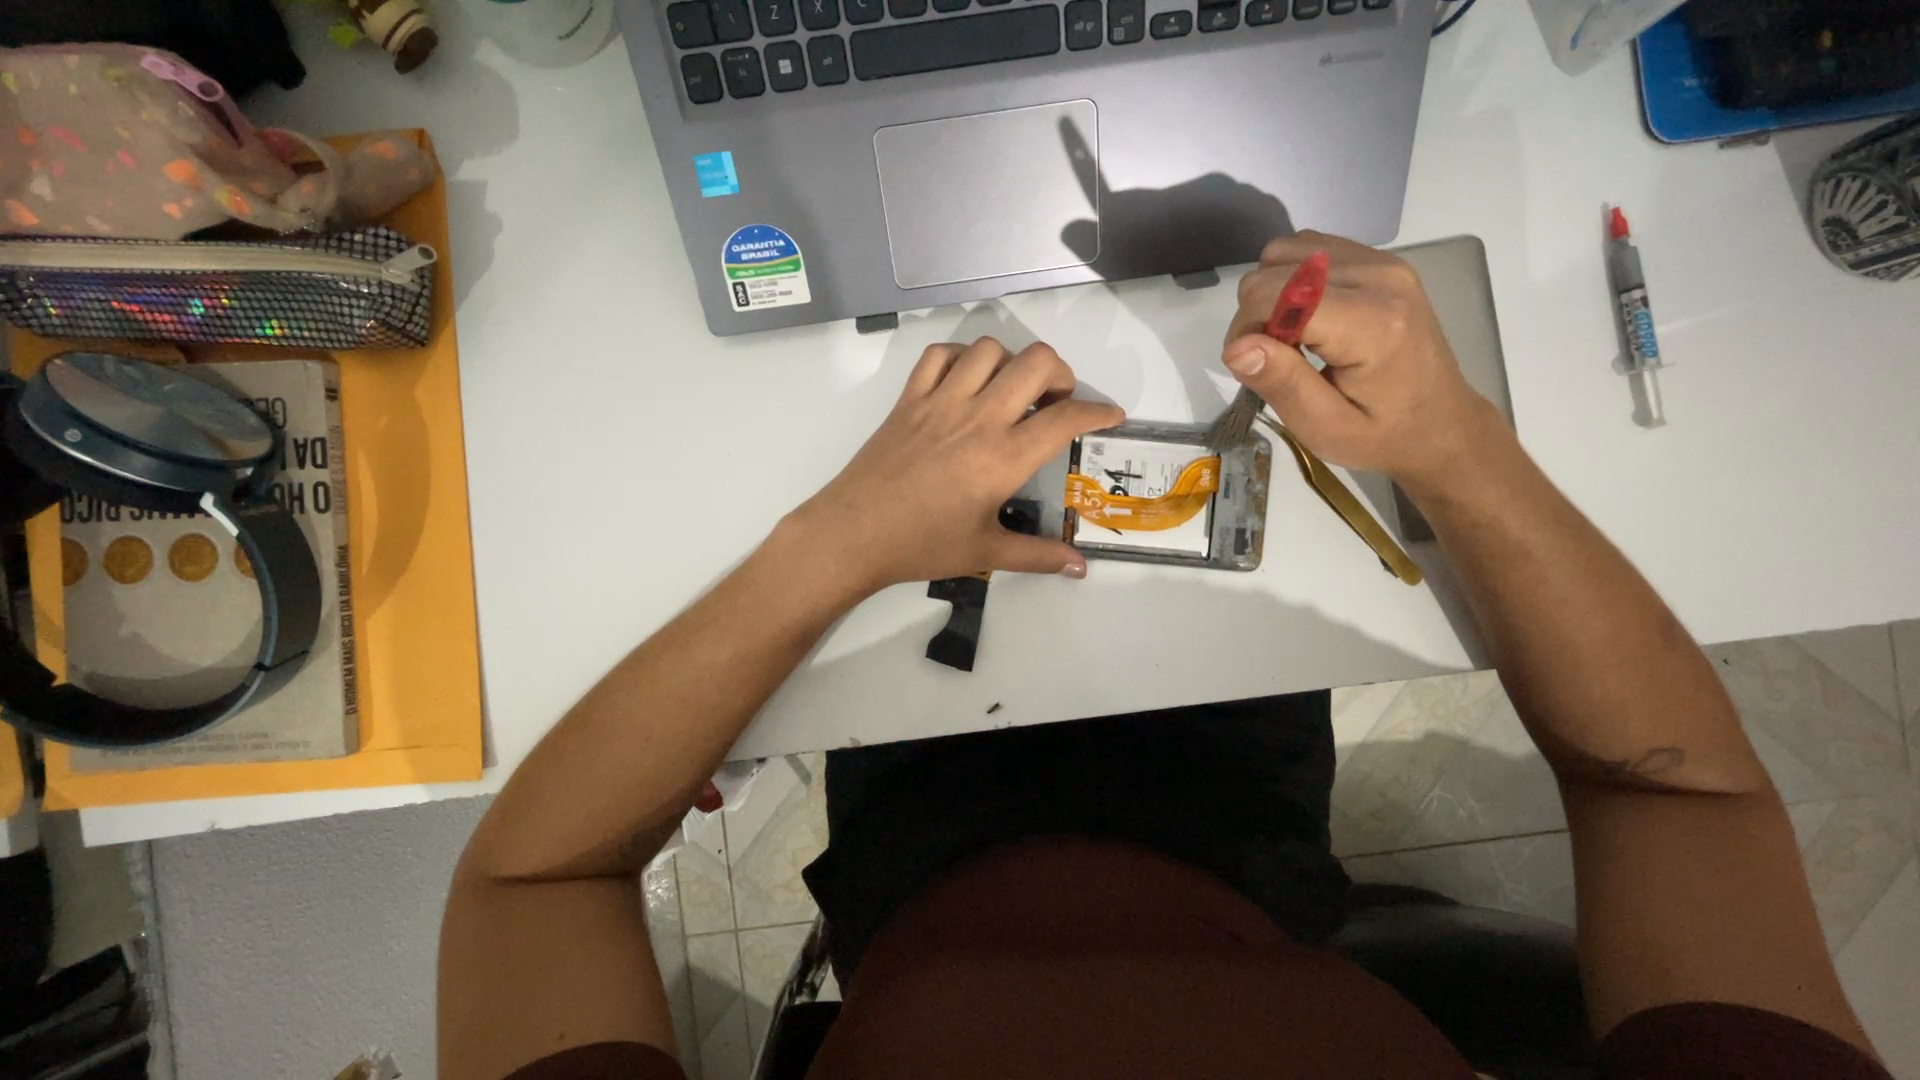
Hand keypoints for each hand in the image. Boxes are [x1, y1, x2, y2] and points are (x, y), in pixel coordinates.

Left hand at [789, 337, 1123, 591]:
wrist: (853, 534)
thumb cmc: (922, 545)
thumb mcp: (985, 554)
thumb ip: (1038, 556)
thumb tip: (1079, 569)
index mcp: (1003, 457)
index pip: (1065, 419)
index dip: (1097, 412)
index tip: (1110, 415)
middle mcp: (978, 418)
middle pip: (1036, 362)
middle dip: (1060, 374)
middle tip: (1055, 403)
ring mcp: (940, 402)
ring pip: (989, 349)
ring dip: (1011, 362)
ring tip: (1010, 392)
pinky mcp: (908, 399)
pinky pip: (938, 355)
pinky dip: (960, 358)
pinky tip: (965, 382)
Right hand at [1221, 231, 1506, 490]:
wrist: (1440, 423)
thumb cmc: (1381, 435)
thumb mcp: (1325, 429)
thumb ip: (1282, 384)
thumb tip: (1236, 348)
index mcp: (1372, 323)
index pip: (1274, 295)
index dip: (1245, 330)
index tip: (1253, 368)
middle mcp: (1379, 277)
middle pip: (1272, 271)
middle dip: (1255, 317)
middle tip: (1275, 360)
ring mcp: (1381, 261)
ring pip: (1284, 254)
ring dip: (1270, 296)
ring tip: (1290, 338)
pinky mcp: (1378, 259)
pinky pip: (1308, 250)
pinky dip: (1290, 282)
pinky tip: (1305, 317)